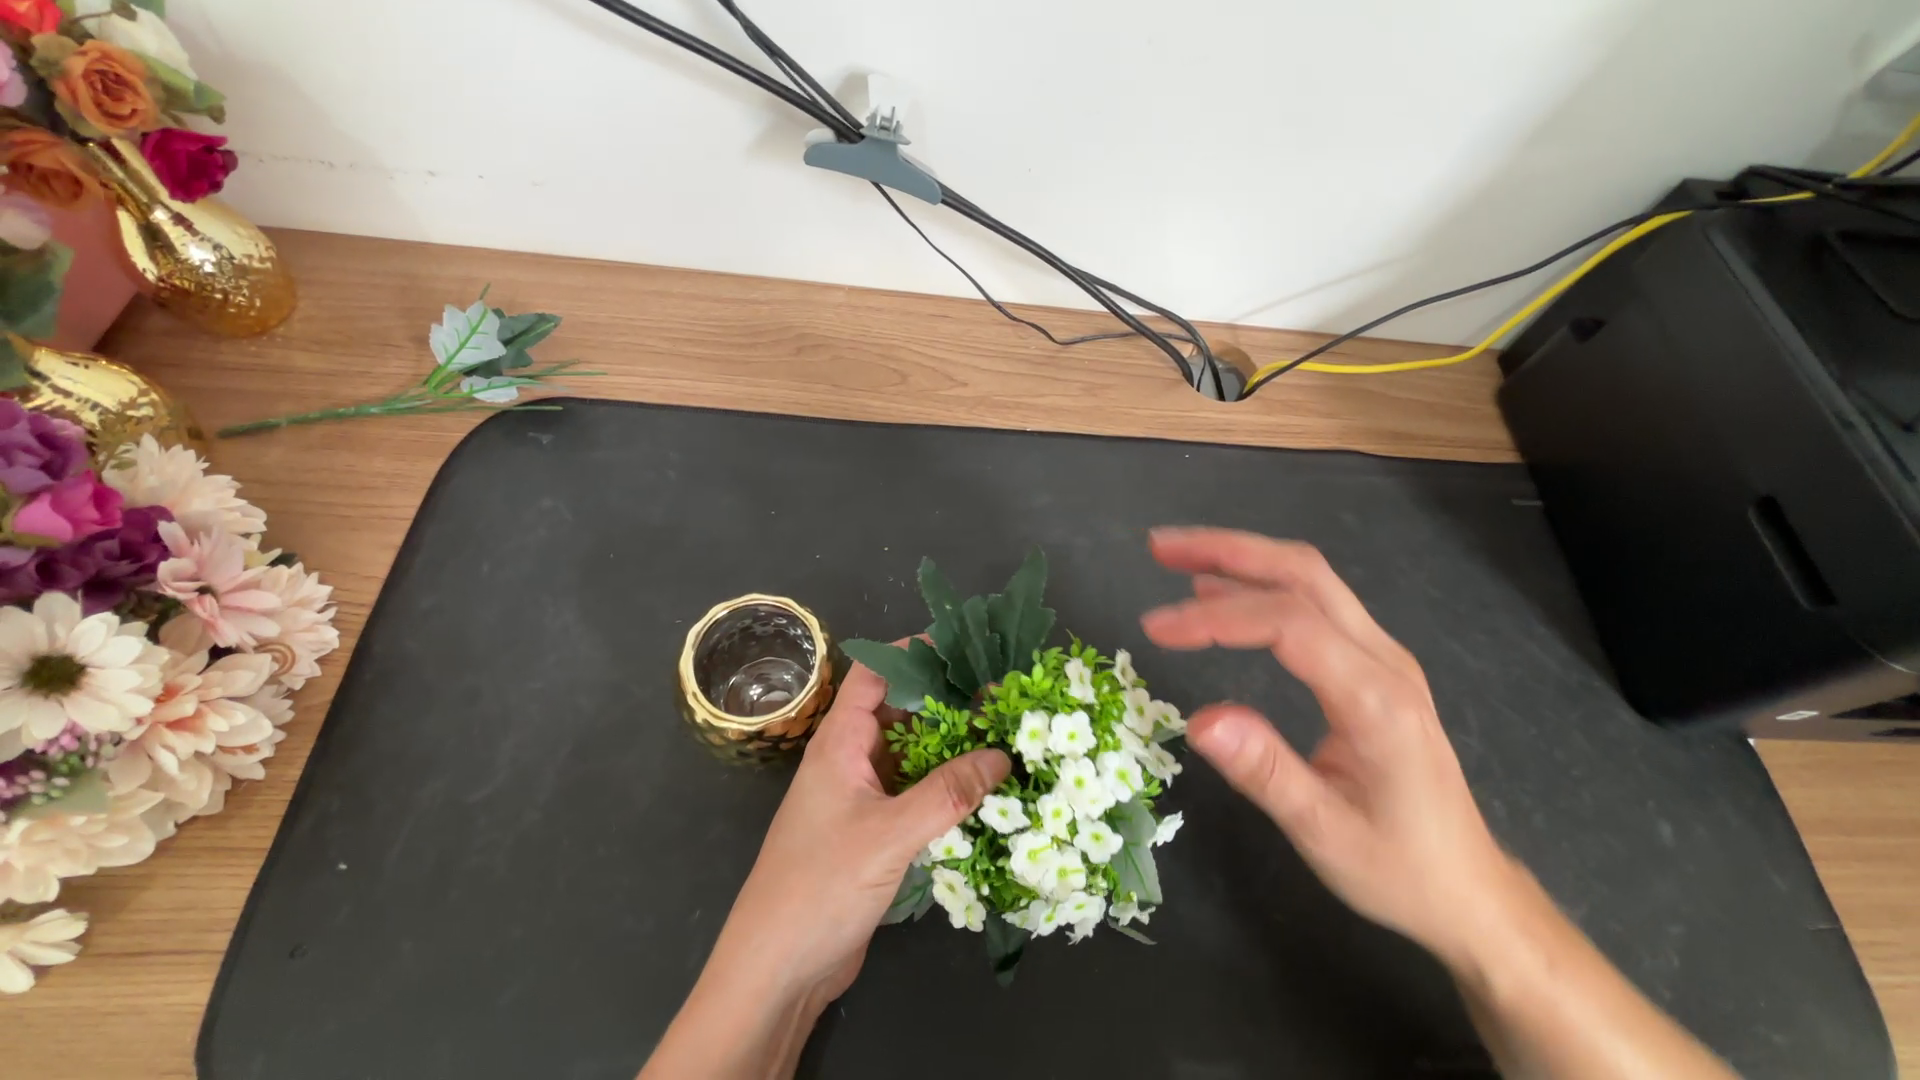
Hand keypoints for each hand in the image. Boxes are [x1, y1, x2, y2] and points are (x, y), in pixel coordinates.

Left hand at [641, 657, 1010, 1078]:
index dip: (911, 653)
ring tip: (1003, 737)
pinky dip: (943, 788)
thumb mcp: (888, 834)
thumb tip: (1002, 756)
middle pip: (898, 714)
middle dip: (944, 702)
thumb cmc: (820, 886)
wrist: (777, 968)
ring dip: (948, 747)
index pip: (873, 676)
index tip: (962, 647)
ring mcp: (859, 800)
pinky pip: (912, 796)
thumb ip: (946, 793)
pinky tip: (982, 792)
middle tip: (1001, 696)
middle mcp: (848, 763)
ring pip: (909, 758)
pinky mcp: (870, 836)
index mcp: (838, 745)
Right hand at [1140, 527, 1516, 963]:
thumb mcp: (1323, 832)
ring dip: (1243, 559)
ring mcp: (1384, 658)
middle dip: (1228, 551)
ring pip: (1312, 580)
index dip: (1215, 617)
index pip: (1288, 624)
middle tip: (1160, 548)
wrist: (1468, 889)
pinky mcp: (1374, 667)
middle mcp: (1385, 660)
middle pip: (1304, 575)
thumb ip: (1264, 771)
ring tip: (1177, 557)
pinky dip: (1262, 586)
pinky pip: (1316, 605)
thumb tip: (1197, 720)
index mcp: (1375, 699)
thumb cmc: (1397, 868)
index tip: (1155, 629)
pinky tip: (1221, 591)